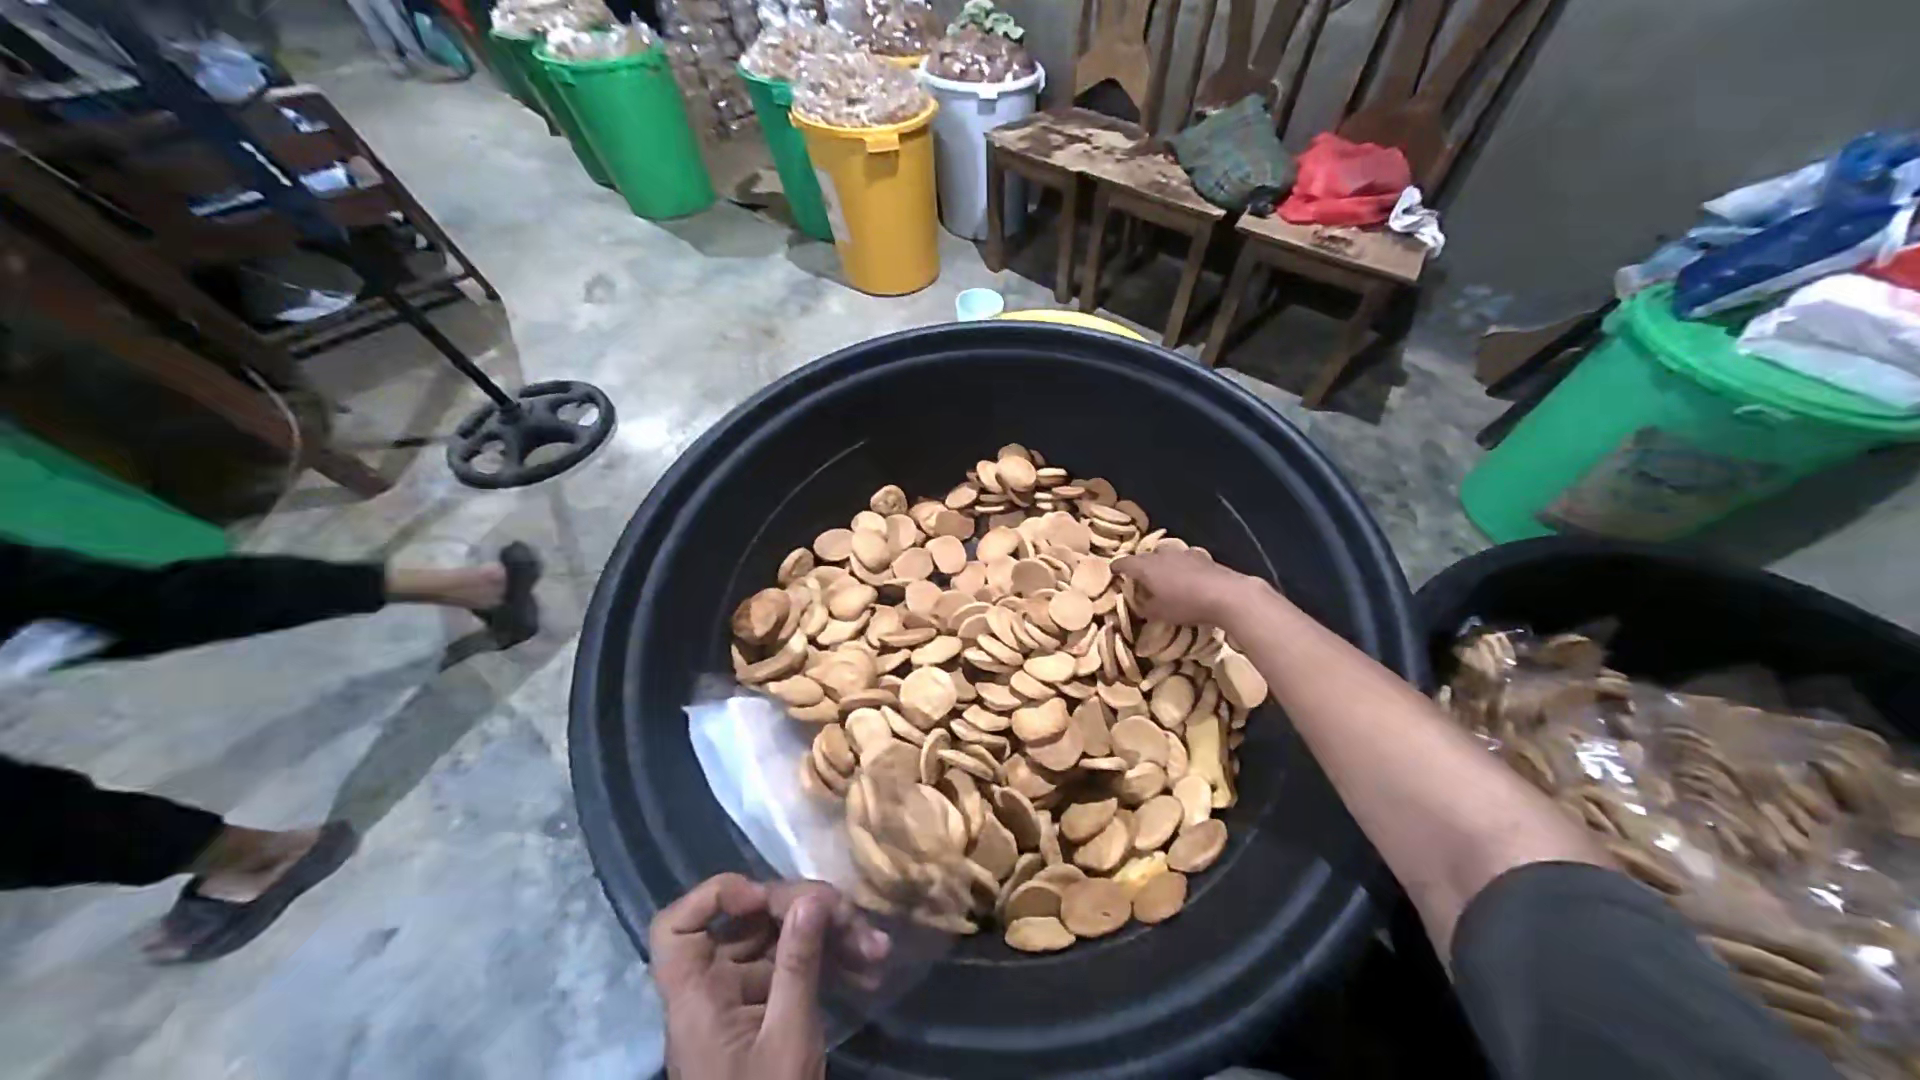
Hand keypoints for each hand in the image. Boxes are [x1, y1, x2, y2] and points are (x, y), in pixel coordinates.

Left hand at [652, 874, 888, 1079]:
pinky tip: (869, 966)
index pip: (676, 929)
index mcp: (697, 997)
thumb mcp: (788, 1037)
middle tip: (848, 915)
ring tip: (875, 946)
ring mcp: (745, 997)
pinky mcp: (772, 1007)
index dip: (714, 898)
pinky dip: (831, 962)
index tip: (761, 899)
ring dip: (831, 936)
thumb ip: (797, 964)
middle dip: (803, 911)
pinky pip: (798, 966)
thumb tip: (810, 896)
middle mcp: (715, 988)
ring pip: (781, 940)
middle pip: (747, 922)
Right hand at [1112, 549, 1268, 628]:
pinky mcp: (1203, 557)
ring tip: (1162, 575)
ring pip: (1165, 555)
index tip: (1112, 571)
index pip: (1125, 563)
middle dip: (1139, 565)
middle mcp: (1162, 555)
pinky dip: (1181, 566)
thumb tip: (1141, 604)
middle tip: (1138, 577)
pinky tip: (1187, 575)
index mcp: (1146, 567)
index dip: (1117, 567)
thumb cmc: (1186, 604)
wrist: (1227, 594)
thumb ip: (1146, 607)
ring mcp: (1184, 553)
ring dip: (1161, 563)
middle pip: (1145, 557)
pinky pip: (1185, 559)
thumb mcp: (1159, 613)